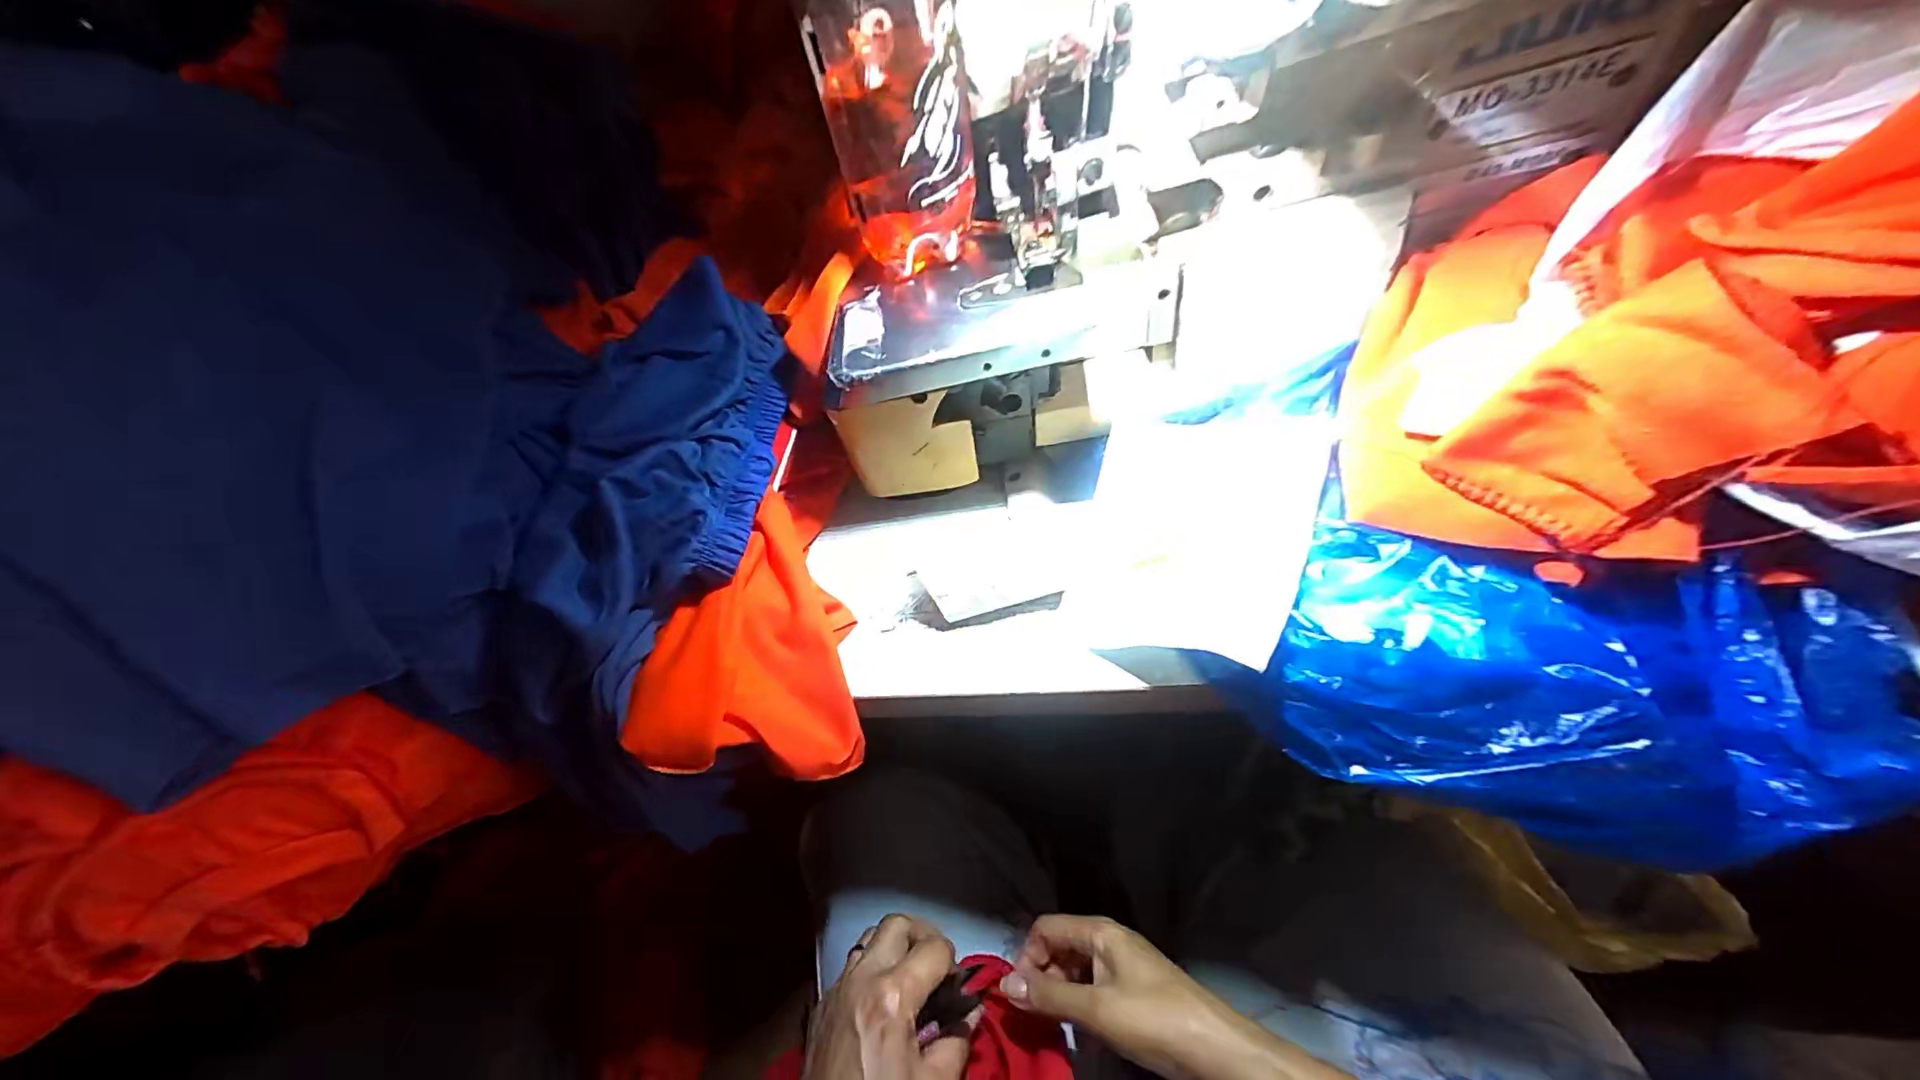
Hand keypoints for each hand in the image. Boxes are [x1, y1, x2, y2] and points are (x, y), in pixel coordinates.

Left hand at [802, 914, 979, 1079]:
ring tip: (910, 976)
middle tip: (936, 968)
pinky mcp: (822, 1003)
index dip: (954, 964)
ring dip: (895, 947)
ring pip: (870, 937)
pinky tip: (882, 999)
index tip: (958, 988)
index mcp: (892, 996)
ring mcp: (838, 987)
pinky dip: (872, 967)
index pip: (935, 947)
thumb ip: (958, 1040)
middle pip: (898, 924)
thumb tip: (970, 1011)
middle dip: (924, 938)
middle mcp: (862, 979)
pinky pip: (851, 965)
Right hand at [1000, 915, 1351, 1079]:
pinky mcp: (1132, 989)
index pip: (1046, 928)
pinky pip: (1092, 985)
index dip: (1028, 956)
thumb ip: (1049, 995)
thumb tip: (1004, 983)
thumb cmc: (1154, 1020)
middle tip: (1035, 1015)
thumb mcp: (1096, 1009)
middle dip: (1041, 975)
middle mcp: (1108, 940)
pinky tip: (1079, 1028)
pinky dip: (1078, 1002)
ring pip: (1075, 968)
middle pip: (1059, 945)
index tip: (1021, 995)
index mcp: (1100, 931)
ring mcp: (1122, 965)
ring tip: (1054, 1025)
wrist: (1216, 1049)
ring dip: (1058, 992)